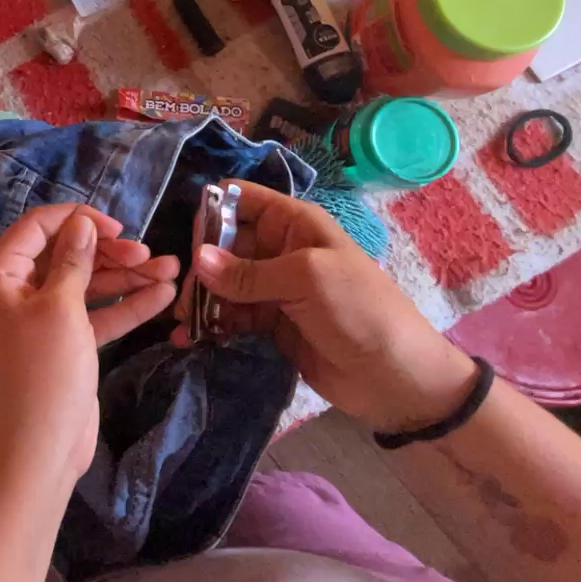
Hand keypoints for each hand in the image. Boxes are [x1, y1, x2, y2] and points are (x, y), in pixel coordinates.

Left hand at [0, 205, 177, 484]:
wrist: (37, 454)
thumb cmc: (42, 372)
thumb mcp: (60, 309)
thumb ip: (73, 260)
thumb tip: (81, 223)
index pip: (36, 227)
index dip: (77, 220)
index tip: (117, 225)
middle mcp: (13, 291)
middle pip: (64, 255)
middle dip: (109, 251)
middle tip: (148, 252)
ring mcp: (38, 320)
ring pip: (84, 285)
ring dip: (125, 277)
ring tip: (172, 268)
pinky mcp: (62, 344)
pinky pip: (92, 314)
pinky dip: (124, 306)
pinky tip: (163, 295)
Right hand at [171, 181, 477, 433]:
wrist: (400, 381)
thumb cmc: (361, 311)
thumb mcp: (307, 280)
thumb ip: (248, 273)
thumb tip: (196, 260)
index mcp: (293, 224)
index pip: (242, 200)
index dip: (212, 212)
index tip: (190, 241)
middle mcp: (279, 249)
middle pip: (224, 244)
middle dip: (199, 265)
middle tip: (179, 294)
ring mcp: (273, 287)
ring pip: (223, 282)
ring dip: (201, 299)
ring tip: (180, 323)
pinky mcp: (270, 322)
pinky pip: (232, 314)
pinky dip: (212, 324)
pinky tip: (191, 338)